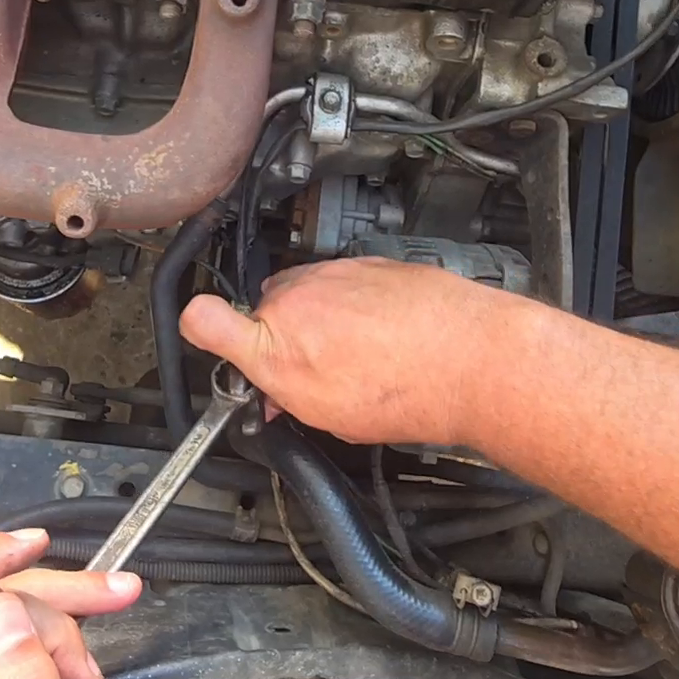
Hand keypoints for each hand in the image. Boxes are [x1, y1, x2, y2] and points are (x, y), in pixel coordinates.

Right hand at [179, 257, 514, 445]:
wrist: (472, 358)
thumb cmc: (403, 390)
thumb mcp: (325, 414)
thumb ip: (283, 394)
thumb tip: (269, 391)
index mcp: (277, 336)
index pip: (207, 319)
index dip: (207, 330)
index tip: (213, 337)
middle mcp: (298, 295)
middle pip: (268, 311)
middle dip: (282, 338)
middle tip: (308, 373)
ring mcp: (336, 273)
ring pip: (308, 294)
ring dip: (319, 320)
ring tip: (357, 358)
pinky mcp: (370, 263)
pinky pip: (345, 283)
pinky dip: (353, 306)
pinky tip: (381, 337)